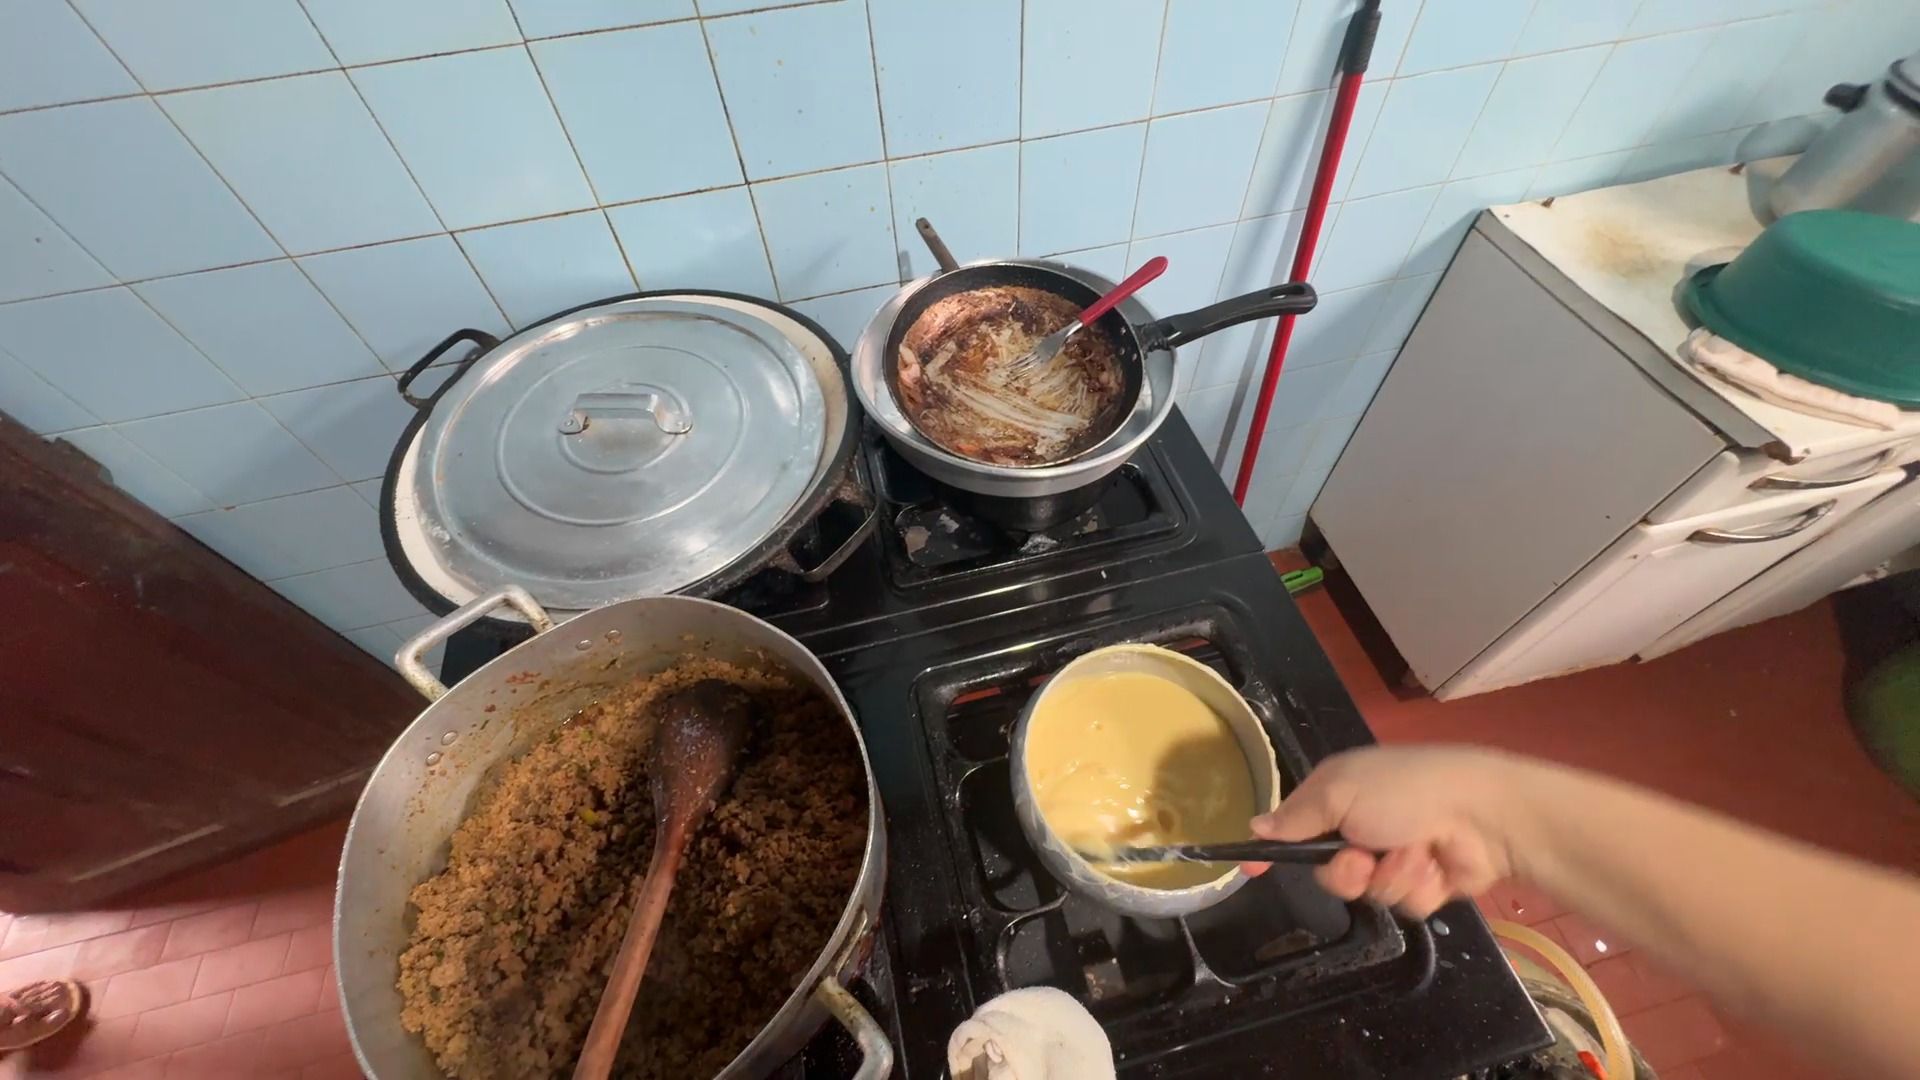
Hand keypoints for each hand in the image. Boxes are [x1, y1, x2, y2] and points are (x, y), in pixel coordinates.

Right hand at [1246, 746, 1517, 917]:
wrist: (1481, 813)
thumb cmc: (1399, 791)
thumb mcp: (1336, 794)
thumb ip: (1295, 817)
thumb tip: (1254, 827)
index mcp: (1334, 798)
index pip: (1291, 827)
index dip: (1272, 850)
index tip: (1250, 872)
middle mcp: (1359, 826)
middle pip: (1328, 871)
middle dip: (1345, 871)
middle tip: (1362, 857)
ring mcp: (1392, 856)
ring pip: (1367, 891)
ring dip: (1388, 876)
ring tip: (1412, 855)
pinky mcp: (1424, 883)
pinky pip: (1403, 902)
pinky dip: (1416, 886)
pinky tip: (1434, 867)